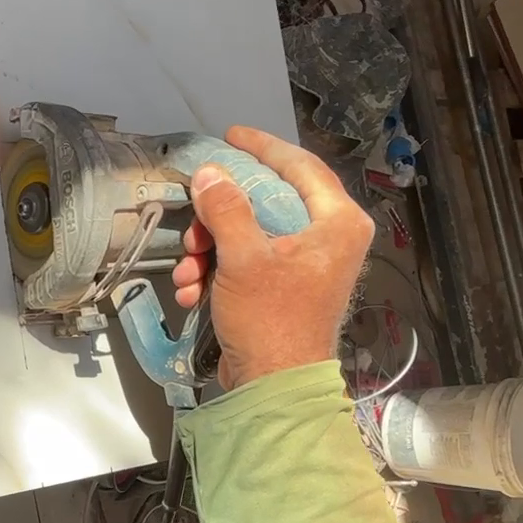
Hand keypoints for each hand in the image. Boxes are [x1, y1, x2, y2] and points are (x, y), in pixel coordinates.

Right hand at [171, 126, 372, 389]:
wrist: (273, 386)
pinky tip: (190, 293)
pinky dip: (213, 275)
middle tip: (192, 229)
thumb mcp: (243, 258)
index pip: (299, 166)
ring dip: (207, 252)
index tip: (230, 136)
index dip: (261, 148)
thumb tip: (208, 173)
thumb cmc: (270, 318)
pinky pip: (242, 265)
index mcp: (336, 223)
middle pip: (264, 205)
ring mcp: (303, 267)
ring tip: (186, 274)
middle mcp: (326, 239)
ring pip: (245, 237)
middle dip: (217, 219)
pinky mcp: (280, 290)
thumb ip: (226, 209)